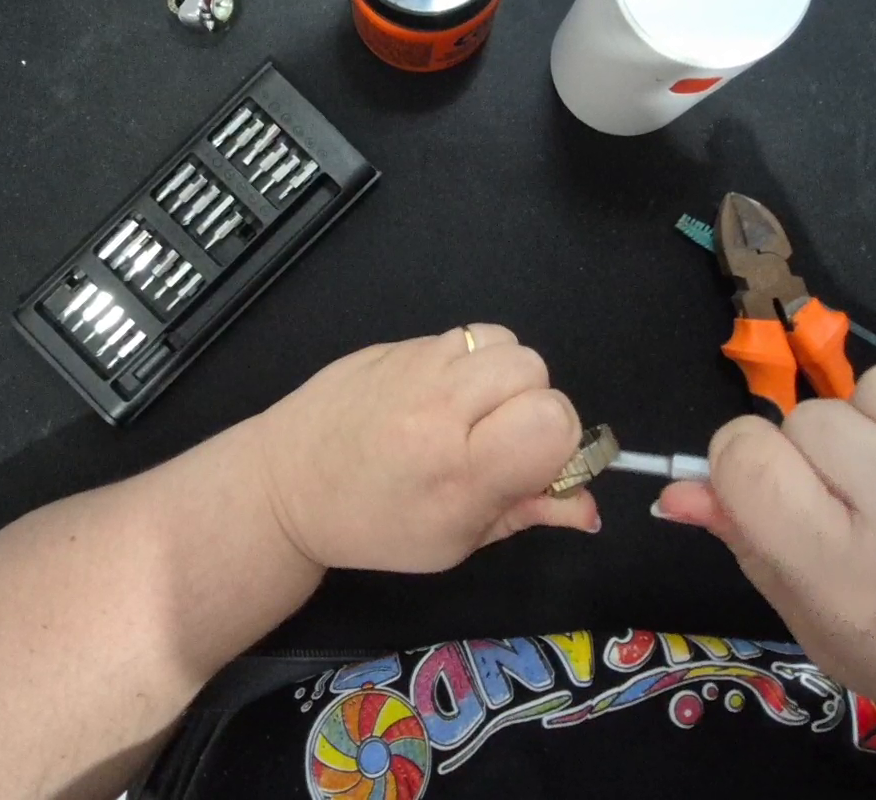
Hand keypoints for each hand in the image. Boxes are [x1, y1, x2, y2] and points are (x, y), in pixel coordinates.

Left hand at [243, 325, 597, 573]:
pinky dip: (467, 362)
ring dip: (502, 375)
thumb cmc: (373, 526)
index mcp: (457, 467)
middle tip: (495, 437)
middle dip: (532, 404)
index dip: (558, 442)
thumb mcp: (454, 540)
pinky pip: (460, 336)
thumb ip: (527, 512)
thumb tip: (588, 504)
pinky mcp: (394, 342)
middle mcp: (438, 404)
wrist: (287, 482)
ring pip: (503, 341)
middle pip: (534, 370)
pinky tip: (436, 394)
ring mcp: (412, 363)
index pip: (553, 419)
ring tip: (469, 411)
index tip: (531, 462)